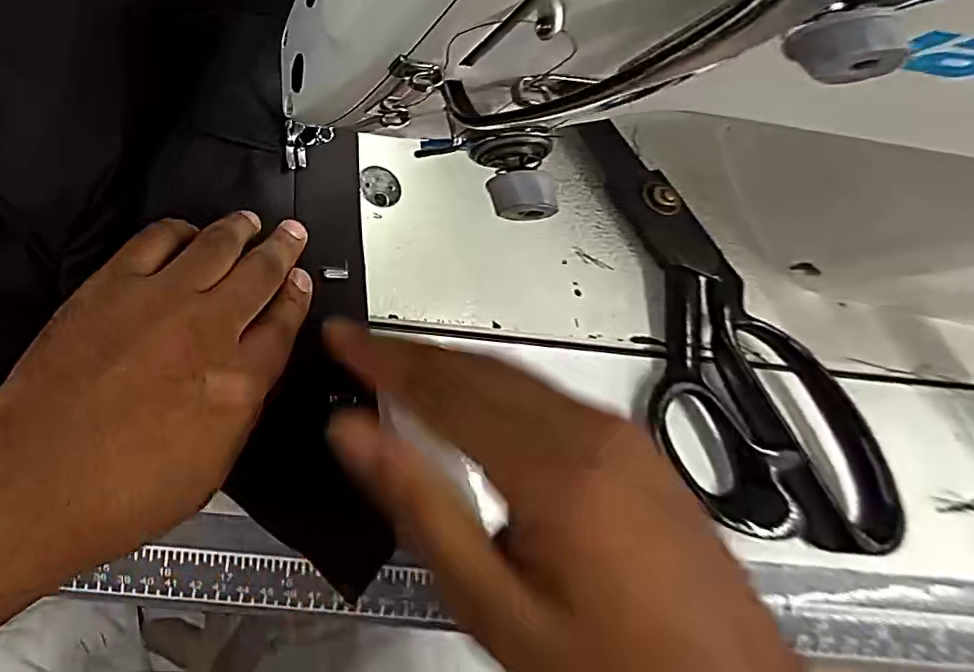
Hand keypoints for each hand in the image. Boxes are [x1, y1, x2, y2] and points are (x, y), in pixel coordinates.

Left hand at [0, 212, 312, 572]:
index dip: (294, 301)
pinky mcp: (112, 283)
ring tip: (247, 221)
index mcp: (236, 384)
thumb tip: (238, 387)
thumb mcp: (203, 471)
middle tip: (290, 234)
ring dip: (236, 229)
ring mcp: (158, 299)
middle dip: (280, 251)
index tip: (299, 284)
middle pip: (258, 275)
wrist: (38, 468)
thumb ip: (231, 416)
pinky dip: (175, 229)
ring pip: (214, 247)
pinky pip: (154, 240)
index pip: (281, 328)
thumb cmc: (111, 487)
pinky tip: (181, 229)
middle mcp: (205, 331)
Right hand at [323, 322, 800, 671]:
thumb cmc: (609, 665)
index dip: (378, 356)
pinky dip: (484, 378)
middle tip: (354, 345)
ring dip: (442, 362)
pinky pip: (540, 389)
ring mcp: (621, 440)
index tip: (337, 336)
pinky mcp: (636, 451)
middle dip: (405, 352)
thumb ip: (418, 505)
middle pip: (474, 368)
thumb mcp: (494, 602)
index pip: (441, 386)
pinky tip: (463, 392)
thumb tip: (350, 431)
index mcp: (554, 469)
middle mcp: (592, 437)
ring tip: (393, 363)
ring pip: (507, 372)